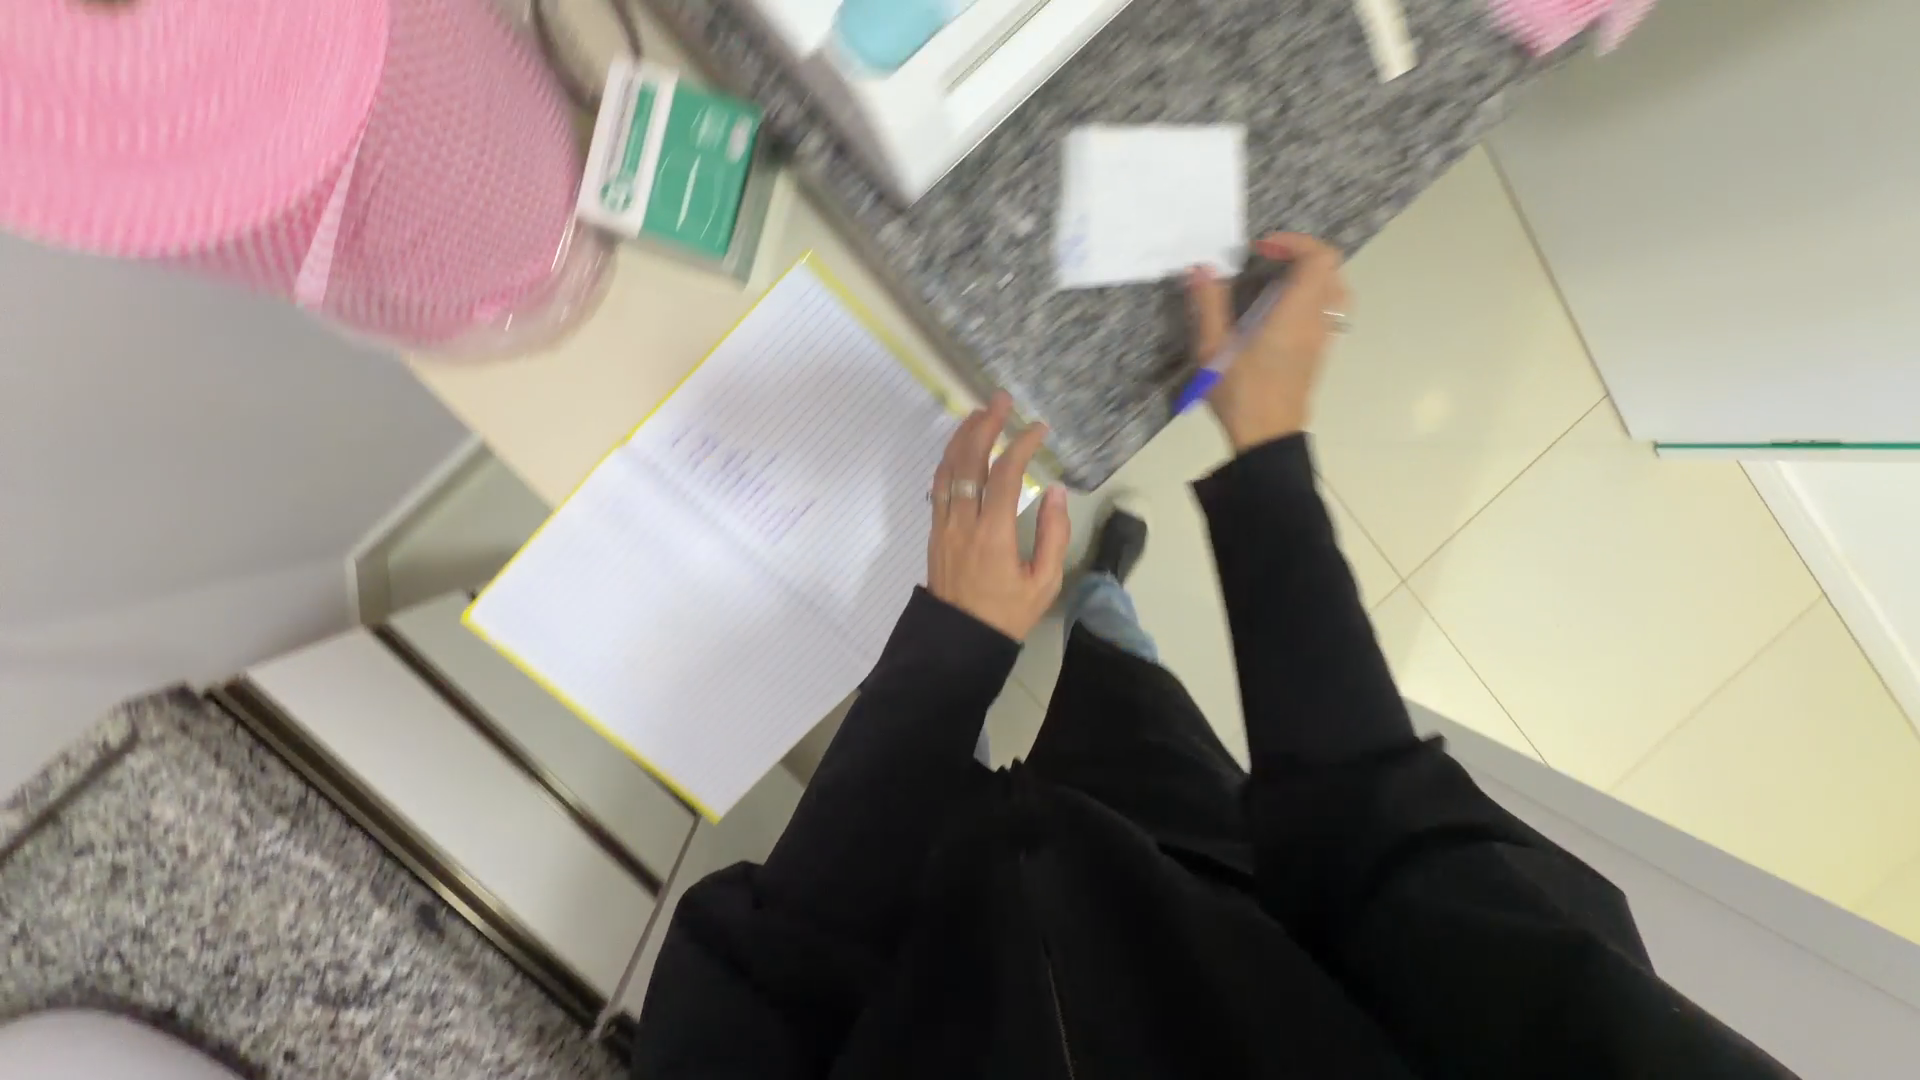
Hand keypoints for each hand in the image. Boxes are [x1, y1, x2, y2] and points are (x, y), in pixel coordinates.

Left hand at [928, 391, 1070, 641]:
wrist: (960, 639)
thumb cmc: (1008, 613)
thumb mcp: (1044, 582)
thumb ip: (1054, 535)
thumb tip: (1055, 491)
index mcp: (994, 534)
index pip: (1006, 474)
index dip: (1021, 444)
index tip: (1038, 429)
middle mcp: (964, 522)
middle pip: (970, 461)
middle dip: (985, 426)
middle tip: (1000, 400)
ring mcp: (944, 524)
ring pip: (947, 469)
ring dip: (962, 437)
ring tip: (978, 413)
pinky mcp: (934, 530)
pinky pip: (938, 486)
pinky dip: (948, 460)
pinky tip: (959, 448)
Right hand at [1188, 233, 1350, 450]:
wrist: (1267, 438)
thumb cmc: (1240, 395)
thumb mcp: (1213, 351)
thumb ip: (1208, 306)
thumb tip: (1200, 269)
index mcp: (1294, 314)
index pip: (1318, 258)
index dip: (1293, 242)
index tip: (1261, 249)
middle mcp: (1316, 320)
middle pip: (1330, 268)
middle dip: (1300, 254)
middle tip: (1266, 261)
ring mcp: (1322, 338)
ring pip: (1334, 289)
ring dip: (1309, 275)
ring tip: (1276, 283)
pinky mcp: (1319, 352)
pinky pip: (1328, 310)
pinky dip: (1311, 296)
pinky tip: (1279, 312)